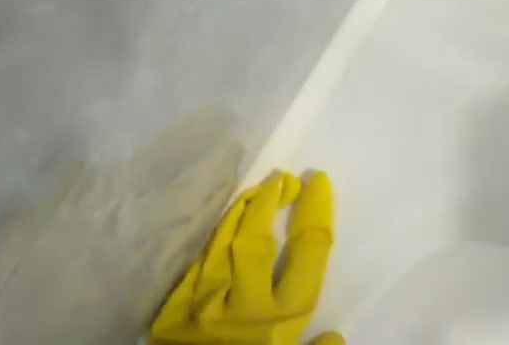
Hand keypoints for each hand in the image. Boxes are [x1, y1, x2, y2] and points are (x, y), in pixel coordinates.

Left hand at [150, 171, 341, 344]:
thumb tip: (336, 336)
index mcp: (280, 320)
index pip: (307, 251)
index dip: (315, 210)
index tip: (317, 182)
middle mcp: (243, 304)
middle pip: (258, 238)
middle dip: (272, 201)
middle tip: (284, 179)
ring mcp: (203, 307)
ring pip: (223, 245)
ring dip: (241, 212)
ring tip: (256, 192)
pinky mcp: (172, 315)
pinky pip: (194, 266)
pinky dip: (210, 243)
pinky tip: (220, 229)